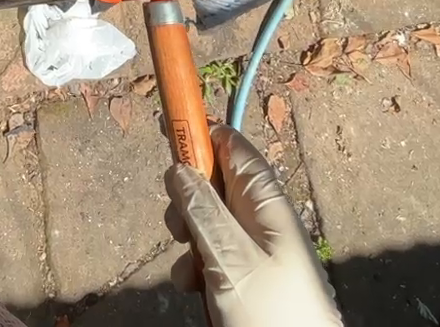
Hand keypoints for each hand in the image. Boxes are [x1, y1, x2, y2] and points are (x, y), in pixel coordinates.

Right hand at [164, 125, 341, 326]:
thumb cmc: (273, 314)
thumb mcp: (231, 257)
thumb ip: (202, 208)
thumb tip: (178, 166)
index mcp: (266, 202)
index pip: (231, 145)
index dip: (200, 133)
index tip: (167, 131)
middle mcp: (259, 218)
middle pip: (211, 181)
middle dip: (185, 196)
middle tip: (178, 225)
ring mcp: (252, 249)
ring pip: (205, 219)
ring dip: (187, 236)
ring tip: (188, 267)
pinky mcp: (243, 276)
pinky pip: (209, 252)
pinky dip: (194, 264)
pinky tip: (194, 286)